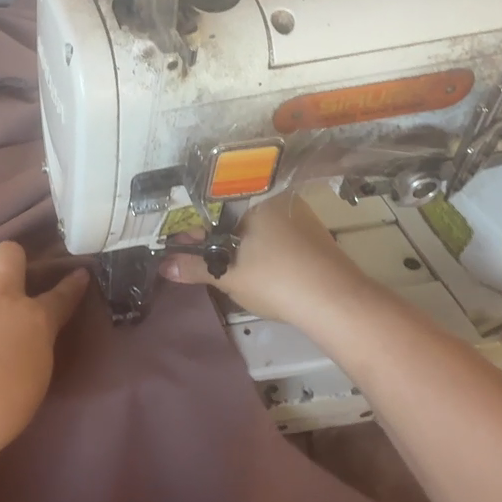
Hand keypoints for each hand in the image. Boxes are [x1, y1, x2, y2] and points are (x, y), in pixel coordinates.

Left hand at [0, 242, 89, 470]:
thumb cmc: (1, 407)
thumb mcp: (38, 375)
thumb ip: (37, 342)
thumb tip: (30, 331)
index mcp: (36, 318)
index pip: (61, 295)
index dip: (71, 283)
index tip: (78, 273)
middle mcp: (0, 293)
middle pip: (9, 251)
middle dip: (10, 261)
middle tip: (4, 284)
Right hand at [159, 191, 373, 325]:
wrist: (337, 303)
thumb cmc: (276, 279)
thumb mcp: (227, 275)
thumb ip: (194, 267)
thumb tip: (164, 266)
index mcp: (256, 198)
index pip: (213, 204)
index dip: (191, 225)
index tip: (177, 242)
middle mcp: (279, 200)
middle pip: (233, 214)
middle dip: (211, 234)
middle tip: (193, 255)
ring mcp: (299, 218)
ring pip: (254, 227)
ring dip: (233, 242)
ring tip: (215, 264)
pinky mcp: (312, 238)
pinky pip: (273, 237)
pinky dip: (256, 249)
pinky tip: (248, 267)